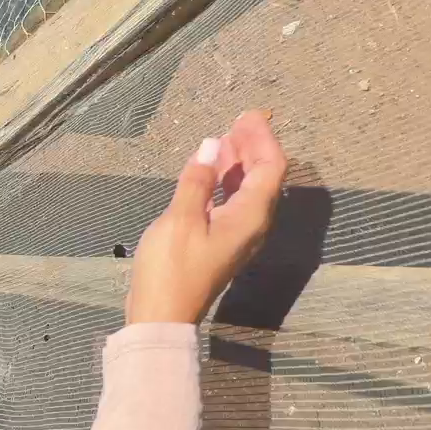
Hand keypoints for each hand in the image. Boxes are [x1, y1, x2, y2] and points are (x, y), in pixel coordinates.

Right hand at [126, 110, 286, 324]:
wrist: (161, 313)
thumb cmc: (171, 267)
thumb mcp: (181, 219)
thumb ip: (198, 181)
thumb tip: (211, 146)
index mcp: (250, 216)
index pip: (269, 168)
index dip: (261, 139)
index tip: (246, 116)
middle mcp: (252, 224)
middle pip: (263, 178)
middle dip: (253, 148)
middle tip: (237, 121)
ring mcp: (236, 235)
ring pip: (247, 190)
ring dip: (238, 164)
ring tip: (223, 141)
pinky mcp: (219, 242)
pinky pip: (232, 203)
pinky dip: (224, 182)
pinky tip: (208, 174)